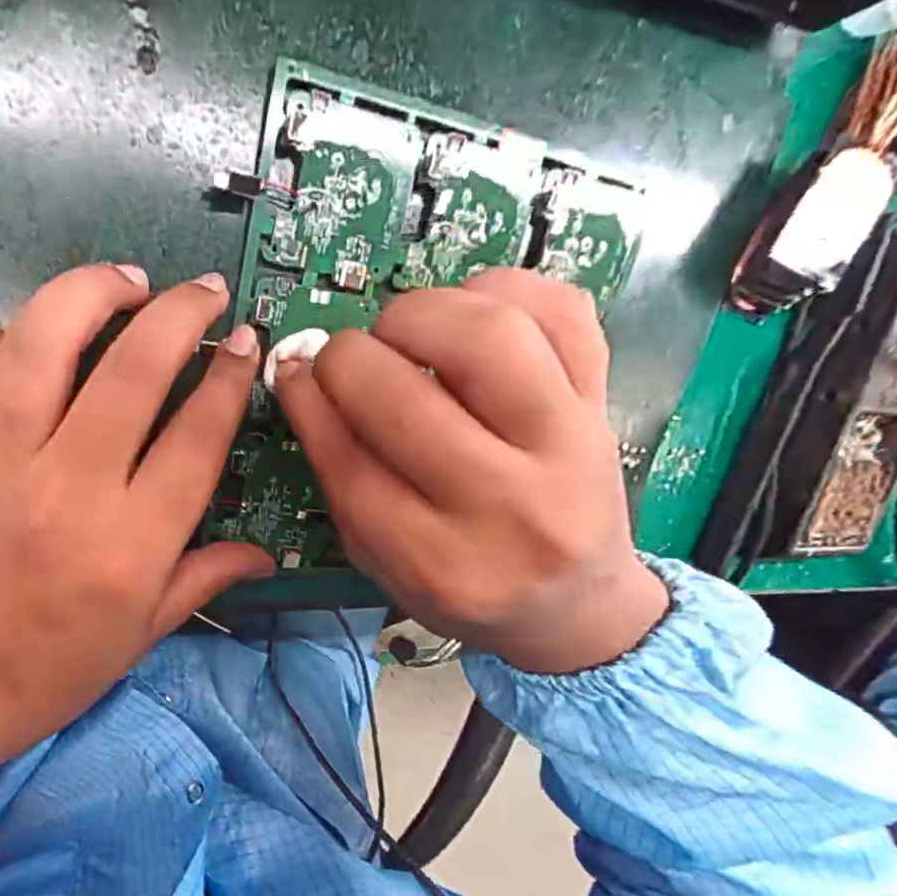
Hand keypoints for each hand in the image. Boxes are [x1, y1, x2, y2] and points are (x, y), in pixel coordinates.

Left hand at [0, 265, 273, 790]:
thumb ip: (202, 579)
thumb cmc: (48, 676)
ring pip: (39, 345)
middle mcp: (65, 492)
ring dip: (87, 293)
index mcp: (129, 545)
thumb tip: (263, 552)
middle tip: (202, 294)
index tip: (245, 343)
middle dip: (180, 313)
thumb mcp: (140, 637)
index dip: (231, 376)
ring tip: (121, 285)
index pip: (198, 434)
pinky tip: (2, 346)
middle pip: (133, 369)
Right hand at [273, 269, 667, 673]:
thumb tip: (302, 377)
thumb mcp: (379, 558)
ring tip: (400, 332)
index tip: (291, 371)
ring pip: (487, 335)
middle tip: (343, 360)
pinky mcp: (605, 402)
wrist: (577, 604)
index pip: (349, 460)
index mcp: (437, 560)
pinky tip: (463, 314)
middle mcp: (508, 505)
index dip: (306, 399)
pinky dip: (498, 291)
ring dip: (418, 314)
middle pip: (403, 398)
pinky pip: (561, 310)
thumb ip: (338, 475)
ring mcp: (571, 446)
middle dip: (347, 358)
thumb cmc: (461, 587)